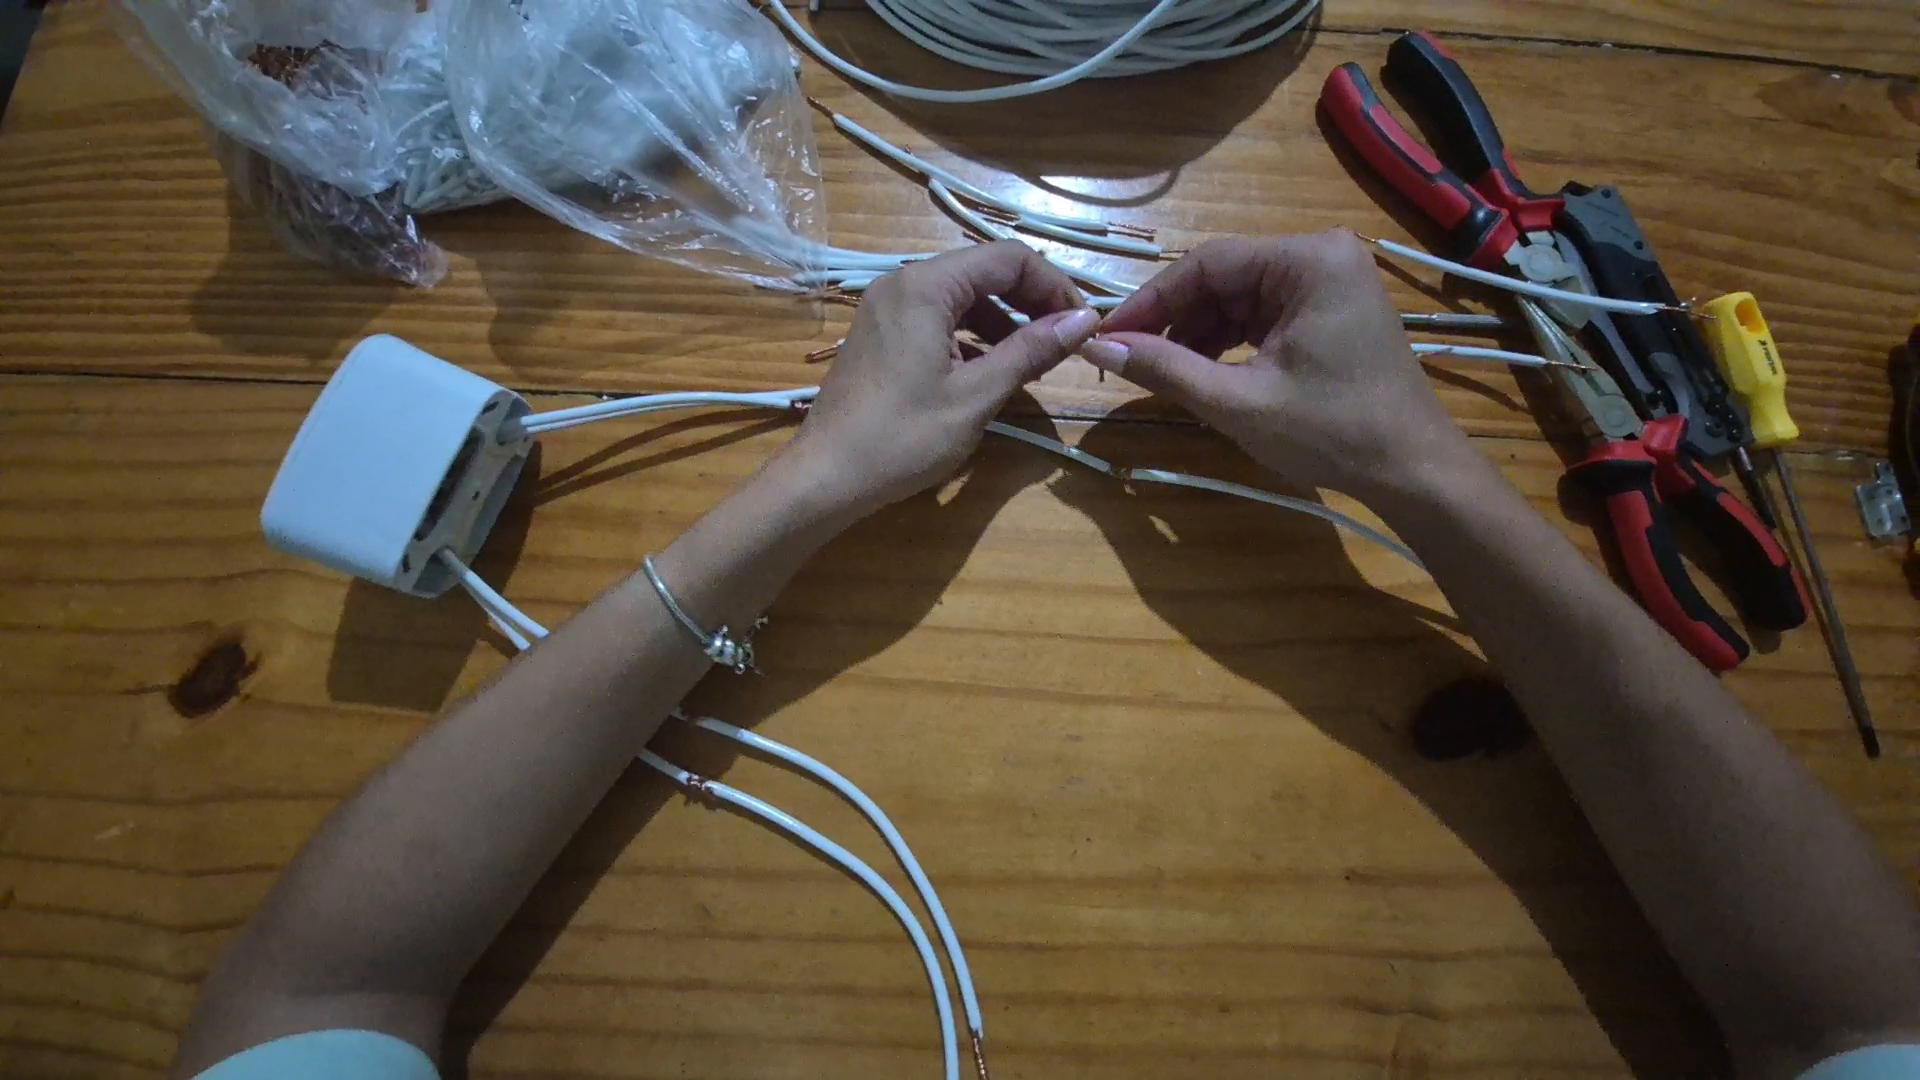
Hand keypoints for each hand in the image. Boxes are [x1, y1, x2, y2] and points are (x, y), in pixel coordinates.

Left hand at [785, 240, 1100, 515]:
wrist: (827, 477)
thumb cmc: (903, 437)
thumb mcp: (976, 396)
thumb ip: (1030, 351)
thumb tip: (1084, 320)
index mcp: (925, 286)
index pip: (1008, 258)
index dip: (1053, 286)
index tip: (1081, 325)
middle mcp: (902, 283)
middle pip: (983, 273)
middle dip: (1029, 304)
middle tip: (1061, 345)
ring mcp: (885, 309)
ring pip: (960, 299)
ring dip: (1001, 325)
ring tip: (1029, 366)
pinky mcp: (878, 336)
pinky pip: (936, 321)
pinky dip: (969, 340)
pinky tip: (986, 374)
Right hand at [1085, 230, 1483, 504]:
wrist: (1411, 470)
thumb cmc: (1330, 433)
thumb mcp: (1238, 402)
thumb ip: (1166, 369)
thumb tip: (1098, 348)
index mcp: (1308, 261)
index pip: (1207, 263)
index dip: (1150, 300)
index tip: (1107, 335)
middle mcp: (1320, 257)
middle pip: (1222, 278)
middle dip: (1173, 319)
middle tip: (1128, 358)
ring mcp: (1327, 285)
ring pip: (1236, 299)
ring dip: (1195, 334)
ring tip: (1161, 371)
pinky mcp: (1326, 314)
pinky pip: (1259, 317)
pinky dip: (1224, 343)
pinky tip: (1200, 372)